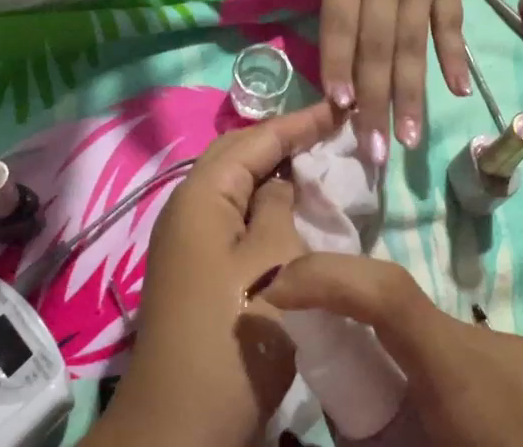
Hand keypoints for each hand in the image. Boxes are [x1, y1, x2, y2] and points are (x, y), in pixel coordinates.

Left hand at [89, 103, 341, 446]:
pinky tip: (291, 214)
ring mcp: (187, 242)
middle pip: (238, 156)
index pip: (255, 139)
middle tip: (329, 131)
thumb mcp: (273, 261)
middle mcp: (187, 208)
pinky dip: (263, 207)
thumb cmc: (235, 332)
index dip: (298, 122)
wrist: (183, 421)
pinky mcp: (196, 272)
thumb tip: (278, 183)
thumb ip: (278, 206)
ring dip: (272, 174)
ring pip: (235, 189)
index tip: (339, 107)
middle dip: (282, 140)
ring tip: (316, 164)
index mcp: (201, 195)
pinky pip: (233, 219)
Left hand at [227, 0, 471, 168]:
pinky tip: (454, 92)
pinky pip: (451, 23)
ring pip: (414, 43)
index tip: (338, 106)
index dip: (338, 62)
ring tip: (408, 138)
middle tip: (373, 150)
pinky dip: (454, 56)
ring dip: (412, 91)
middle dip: (376, 99)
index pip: (340, 23)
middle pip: (377, 45)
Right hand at [260, 253, 522, 446]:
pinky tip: (435, 429)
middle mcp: (488, 346)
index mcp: (464, 373)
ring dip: (390, 369)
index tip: (274, 291)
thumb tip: (338, 414)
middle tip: (321, 378)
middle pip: (396, 316)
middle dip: (346, 333)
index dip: (326, 278)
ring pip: (428, 343)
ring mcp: (517, 357)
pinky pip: (460, 363)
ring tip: (386, 423)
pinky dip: (427, 382)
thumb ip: (374, 434)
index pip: (388, 295)